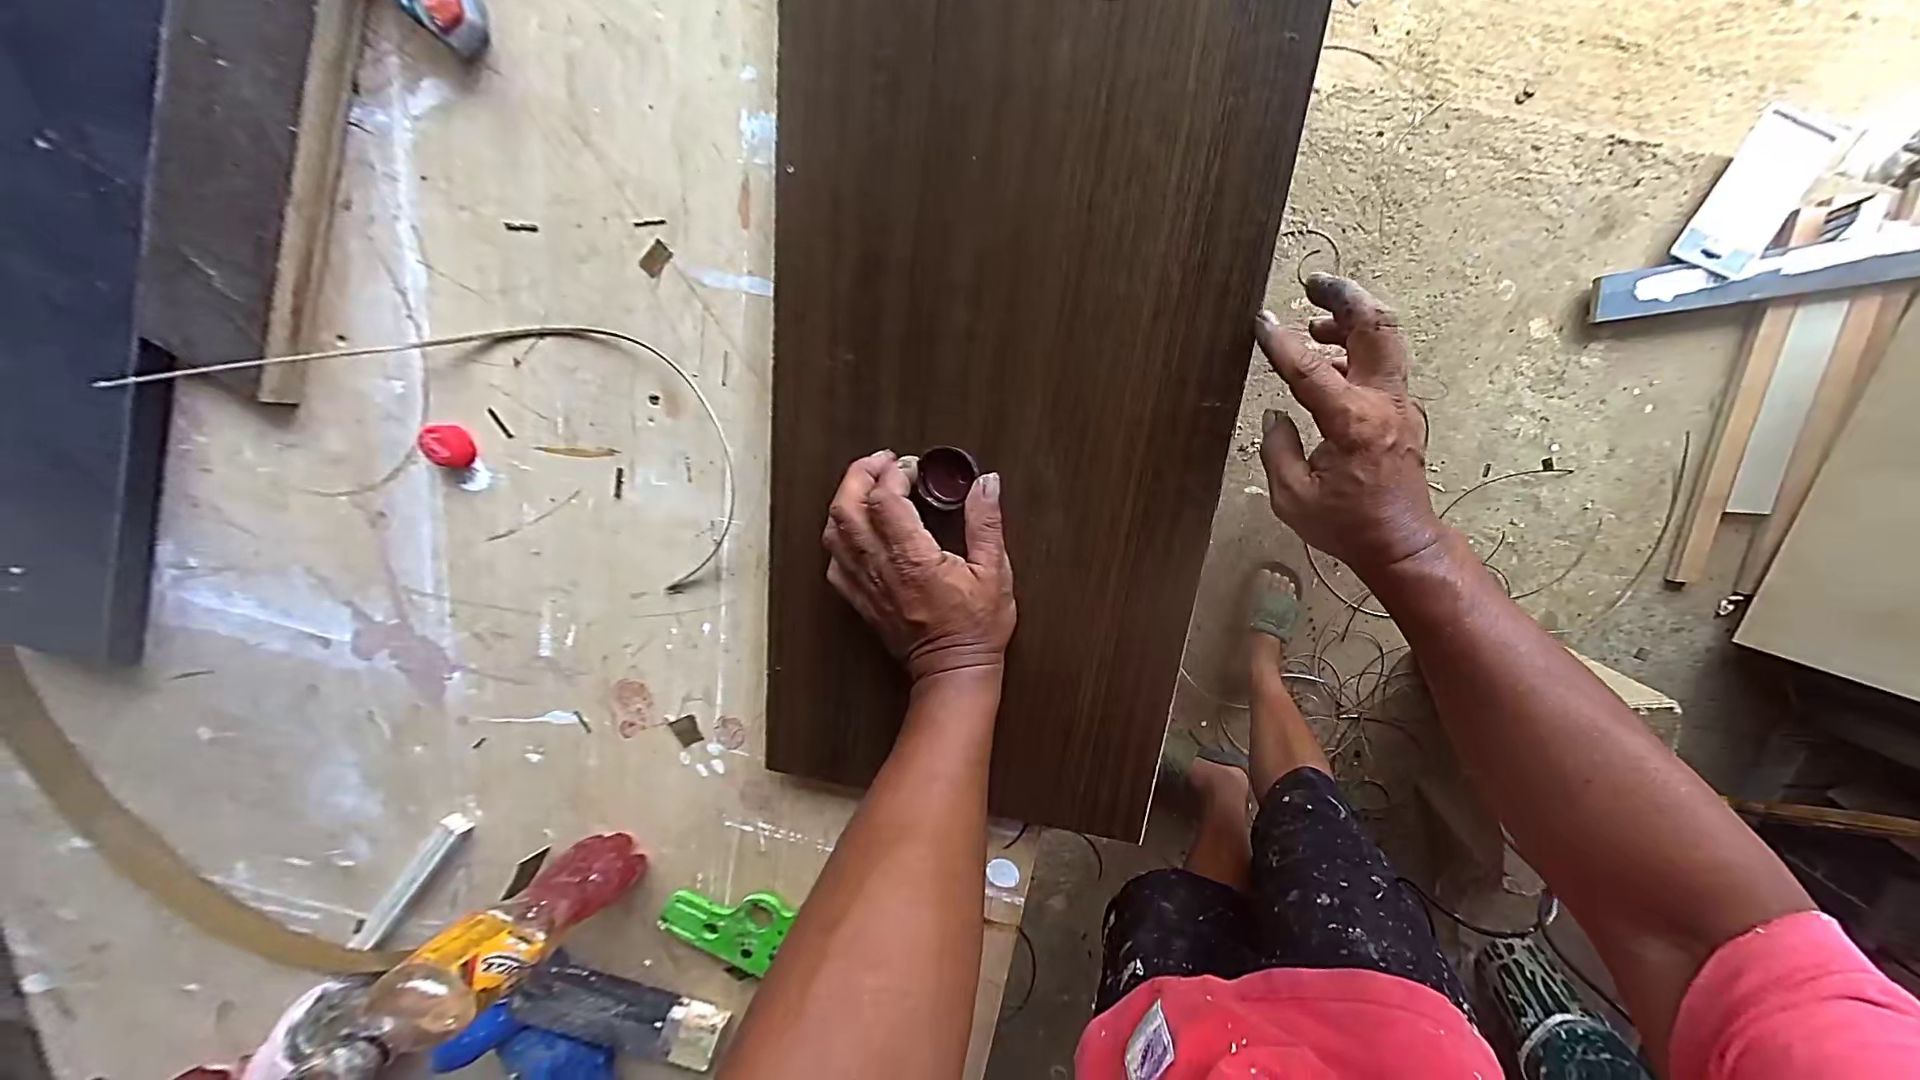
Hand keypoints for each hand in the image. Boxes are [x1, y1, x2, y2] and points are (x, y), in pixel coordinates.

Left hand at [821, 451, 1015, 681]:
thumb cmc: (975, 628)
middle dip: (859, 474)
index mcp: (913, 559)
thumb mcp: (994, 572)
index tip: (912, 466)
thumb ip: (986, 523)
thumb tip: (986, 484)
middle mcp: (882, 568)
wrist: (952, 671)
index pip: (885, 499)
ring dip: (845, 500)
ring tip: (867, 487)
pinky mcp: (860, 599)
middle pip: (846, 507)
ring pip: (834, 531)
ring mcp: (866, 584)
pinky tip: (857, 529)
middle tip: (881, 463)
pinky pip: (833, 561)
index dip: (894, 472)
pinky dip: (839, 535)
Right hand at [1255, 273, 1444, 579]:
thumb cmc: (1344, 523)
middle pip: (1378, 328)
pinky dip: (1357, 348)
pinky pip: (1384, 364)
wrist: (1400, 541)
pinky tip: (1330, 359)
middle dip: (1346, 297)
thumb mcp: (1292, 496)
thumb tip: (1276, 414)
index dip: (1282, 343)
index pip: (1312, 370)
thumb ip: (1278, 449)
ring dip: (1353, 320)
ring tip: (1316, 321)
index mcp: (1354, 424)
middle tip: (1315, 283)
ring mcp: (1401, 405)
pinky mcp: (1403, 411)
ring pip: (1388, 339)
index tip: (1261, 321)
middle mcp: (1385, 404)